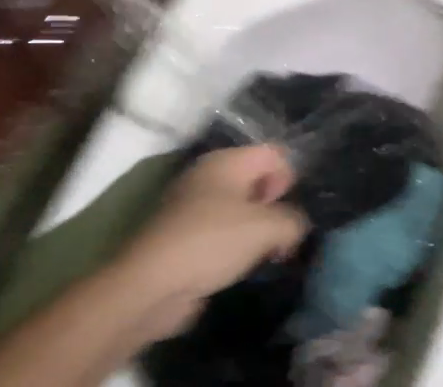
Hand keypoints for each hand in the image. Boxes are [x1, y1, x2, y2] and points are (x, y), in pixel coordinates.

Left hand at [113, 145, 308, 338]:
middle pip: (257, 182)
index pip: (275, 154)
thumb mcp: (268, 228)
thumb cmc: (212, 242)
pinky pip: (219, 233)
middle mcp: (207, 176)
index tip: (286, 213)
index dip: (290, 180)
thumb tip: (294, 227)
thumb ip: (294, 221)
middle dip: (273, 209)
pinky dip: (231, 248)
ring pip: (238, 210)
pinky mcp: (180, 238)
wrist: (148, 287)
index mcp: (227, 160)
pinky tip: (235, 269)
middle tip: (278, 238)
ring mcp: (190, 207)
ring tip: (259, 257)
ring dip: (254, 233)